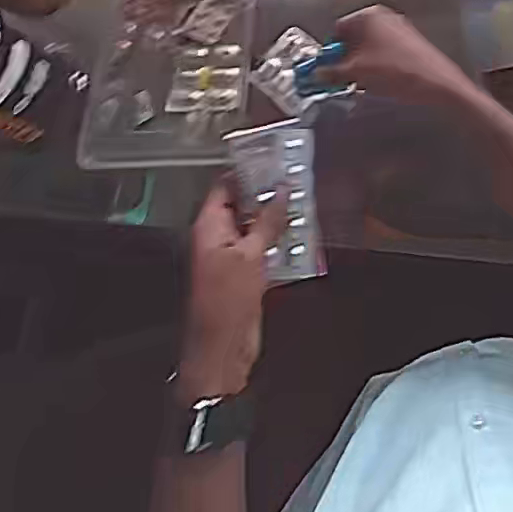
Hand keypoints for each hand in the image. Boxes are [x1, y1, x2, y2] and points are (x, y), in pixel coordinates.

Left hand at [177, 177, 290, 401]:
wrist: (223, 350)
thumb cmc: (227, 302)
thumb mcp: (252, 256)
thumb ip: (267, 221)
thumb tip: (281, 192)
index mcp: (209, 227)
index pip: (224, 187)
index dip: (246, 172)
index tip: (271, 160)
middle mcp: (218, 238)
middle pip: (242, 206)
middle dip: (267, 195)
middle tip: (294, 180)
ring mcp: (231, 257)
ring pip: (256, 228)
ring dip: (277, 220)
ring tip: (303, 205)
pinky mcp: (245, 273)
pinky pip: (263, 249)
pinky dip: (279, 241)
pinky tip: (300, 236)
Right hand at [319, 5, 481, 108]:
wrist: (437, 83)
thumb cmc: (393, 71)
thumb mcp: (357, 73)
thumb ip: (332, 72)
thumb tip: (316, 74)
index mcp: (368, 15)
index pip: (338, 29)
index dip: (332, 50)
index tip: (329, 70)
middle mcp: (383, 15)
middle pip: (354, 36)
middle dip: (347, 58)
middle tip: (345, 78)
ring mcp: (399, 27)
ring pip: (370, 45)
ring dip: (362, 63)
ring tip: (365, 82)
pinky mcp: (411, 41)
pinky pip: (385, 50)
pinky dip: (379, 63)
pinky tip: (383, 81)